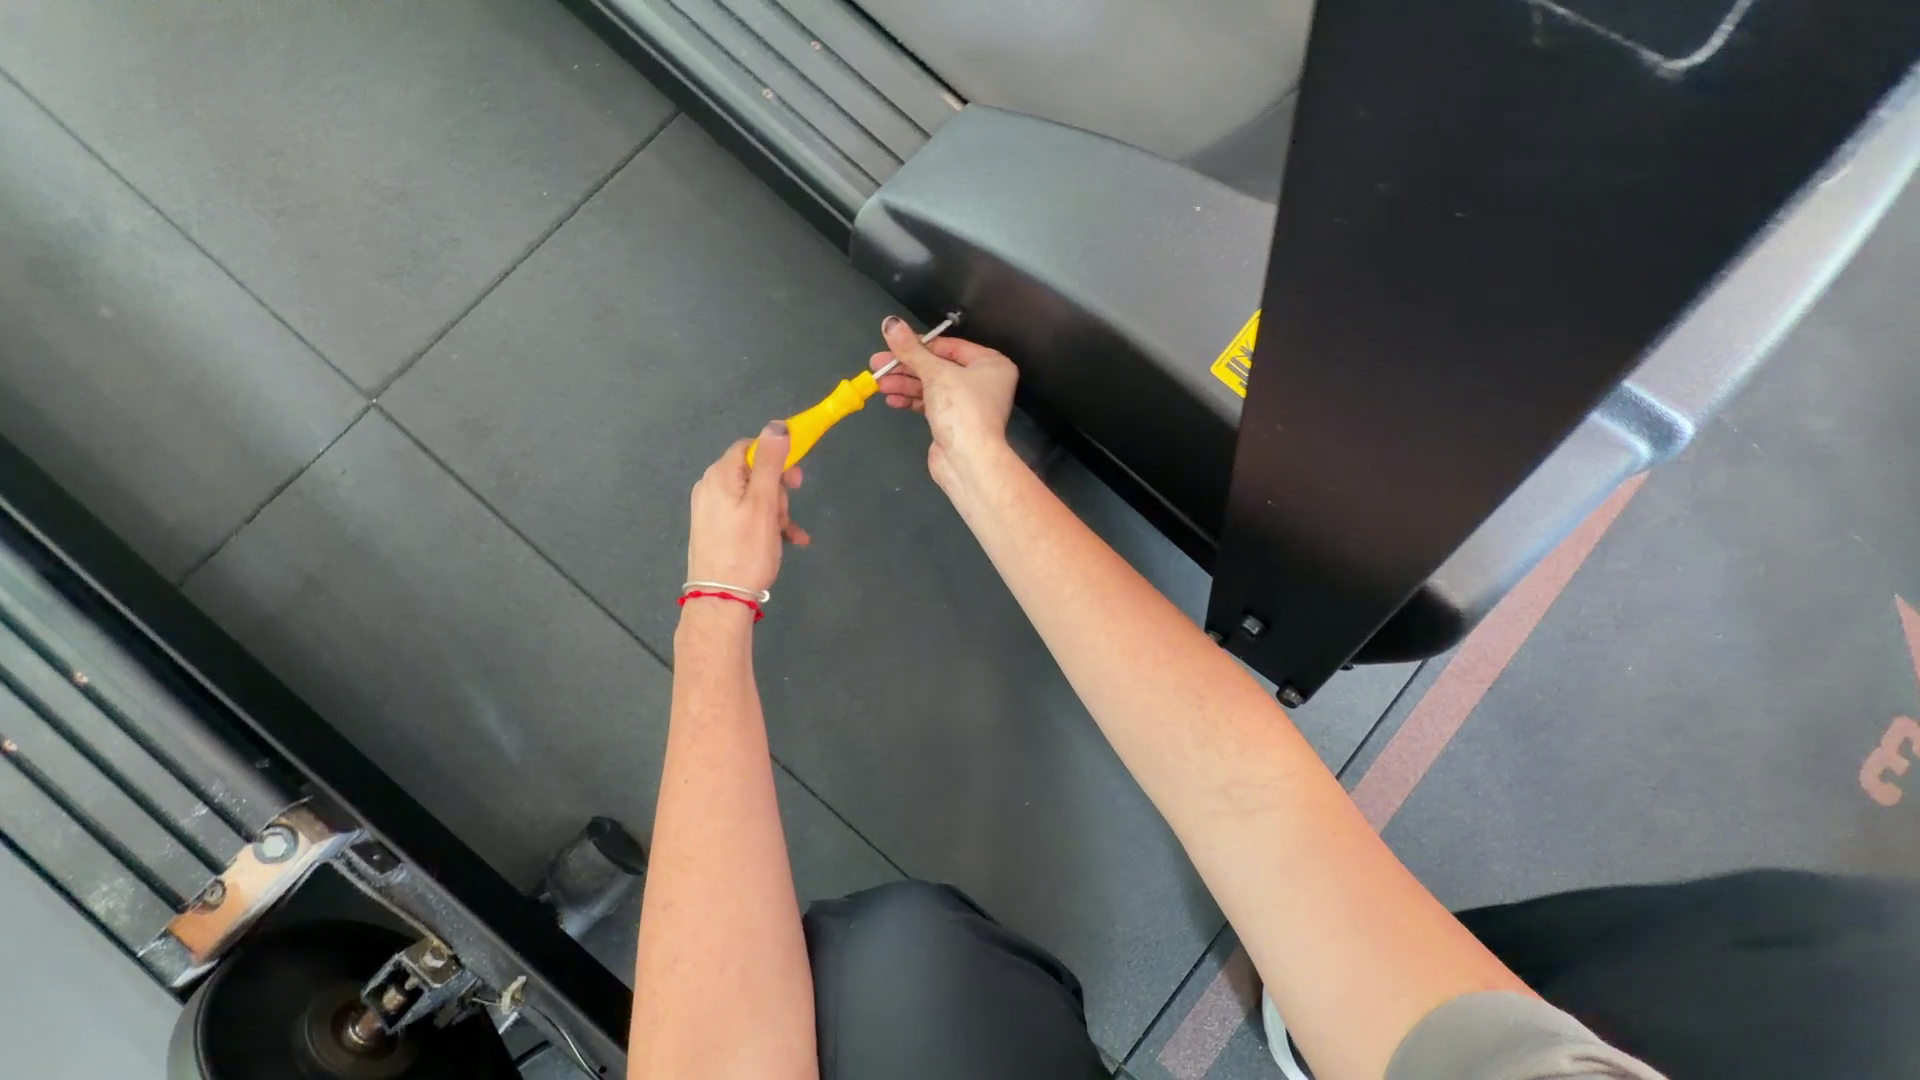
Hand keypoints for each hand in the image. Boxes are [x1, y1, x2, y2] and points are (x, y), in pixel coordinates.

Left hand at [686, 421, 808, 596]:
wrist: (722, 599)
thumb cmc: (746, 549)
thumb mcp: (764, 503)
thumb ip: (770, 462)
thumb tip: (777, 426)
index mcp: (720, 475)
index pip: (750, 447)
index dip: (776, 456)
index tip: (795, 478)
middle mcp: (711, 487)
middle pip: (753, 472)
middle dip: (778, 491)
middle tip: (787, 513)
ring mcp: (712, 510)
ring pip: (755, 497)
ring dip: (777, 511)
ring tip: (788, 534)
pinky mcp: (717, 529)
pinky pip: (747, 516)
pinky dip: (768, 524)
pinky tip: (790, 541)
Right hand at [870, 316, 1018, 490]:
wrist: (969, 461)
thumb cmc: (962, 410)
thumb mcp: (935, 373)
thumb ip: (911, 349)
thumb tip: (890, 323)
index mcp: (990, 364)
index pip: (950, 346)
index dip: (920, 345)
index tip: (893, 343)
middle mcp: (983, 382)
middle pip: (938, 367)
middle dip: (906, 367)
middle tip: (878, 365)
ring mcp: (968, 404)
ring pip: (932, 386)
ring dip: (904, 384)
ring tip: (879, 383)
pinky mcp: (954, 422)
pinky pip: (930, 404)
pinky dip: (912, 400)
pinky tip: (892, 399)